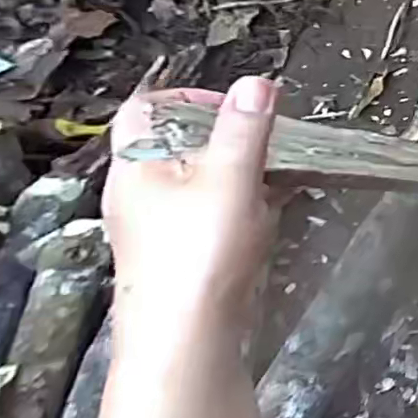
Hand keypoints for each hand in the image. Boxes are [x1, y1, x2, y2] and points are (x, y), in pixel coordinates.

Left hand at [102, 77, 278, 354]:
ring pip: (202, 176)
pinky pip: (215, 206)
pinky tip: (276, 202)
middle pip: (180, 141)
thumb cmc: (201, 250)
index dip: (192, 97)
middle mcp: (141, 191)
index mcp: (137, 166)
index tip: (238, 108)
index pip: (148, 109)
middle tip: (269, 138)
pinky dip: (244, 195)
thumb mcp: (231, 178)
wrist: (188, 335)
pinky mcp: (186, 248)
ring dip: (241, 166)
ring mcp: (162, 223)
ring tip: (279, 170)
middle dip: (229, 133)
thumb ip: (245, 129)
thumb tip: (257, 82)